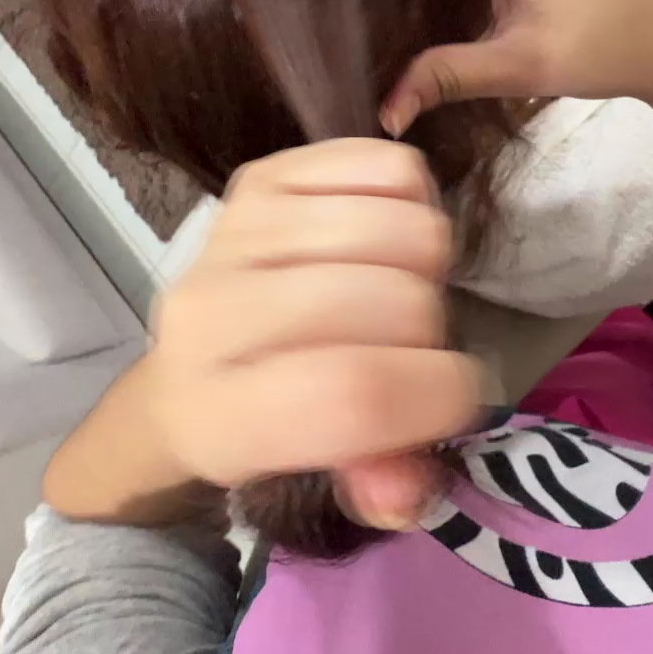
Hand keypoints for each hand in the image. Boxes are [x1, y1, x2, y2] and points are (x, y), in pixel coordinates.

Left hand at [144, 138, 485, 526]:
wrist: (195, 352)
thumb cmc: (267, 419)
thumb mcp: (311, 478)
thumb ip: (371, 485)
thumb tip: (409, 484)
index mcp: (216, 410)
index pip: (351, 390)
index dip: (435, 393)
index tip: (458, 395)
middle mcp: (212, 307)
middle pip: (393, 302)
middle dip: (429, 335)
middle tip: (406, 347)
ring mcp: (239, 227)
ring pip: (403, 229)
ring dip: (424, 269)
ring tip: (392, 290)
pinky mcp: (266, 175)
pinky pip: (392, 168)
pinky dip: (413, 204)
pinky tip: (382, 240)